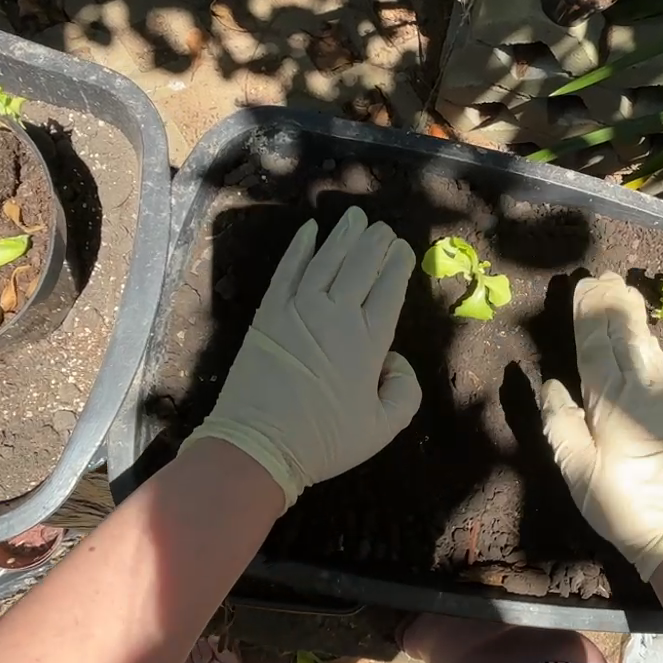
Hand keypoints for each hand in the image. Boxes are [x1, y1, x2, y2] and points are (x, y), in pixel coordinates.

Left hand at [182, 207, 422, 509]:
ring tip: (356, 217)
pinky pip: (288, 270)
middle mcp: (336, 314)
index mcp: (368, 340)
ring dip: (343, 236)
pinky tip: (309, 231)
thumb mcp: (383, 428)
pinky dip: (299, 248)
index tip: (402, 248)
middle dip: (375, 242)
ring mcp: (299, 308)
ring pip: (326, 260)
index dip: (398, 264)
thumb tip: (395, 359)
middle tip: (383, 227)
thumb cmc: (325, 440)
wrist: (258, 445)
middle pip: (361, 266)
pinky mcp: (269, 312)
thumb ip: (404, 390)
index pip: (390, 288)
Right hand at [540, 273, 662, 579]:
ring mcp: (659, 399)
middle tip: (604, 275)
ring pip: (644, 345)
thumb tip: (551, 384)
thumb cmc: (618, 503)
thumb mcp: (577, 469)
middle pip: (625, 337)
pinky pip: (653, 361)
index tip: (583, 284)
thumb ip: (561, 423)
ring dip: (631, 314)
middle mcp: (639, 390)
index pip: (596, 347)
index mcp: (612, 401)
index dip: (588, 314)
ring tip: (622, 289)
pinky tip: (641, 332)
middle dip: (613, 304)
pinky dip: (643, 337)